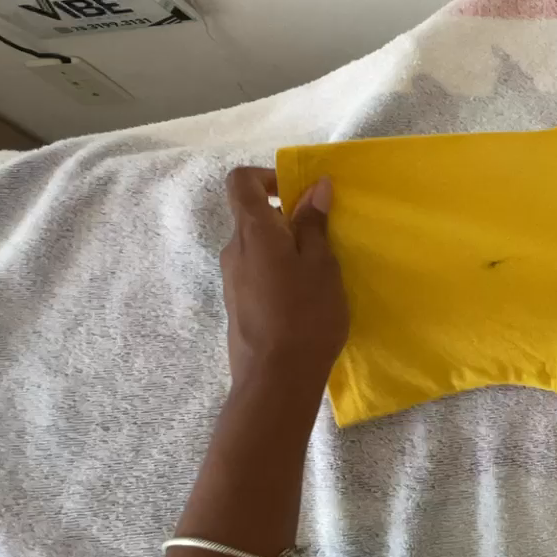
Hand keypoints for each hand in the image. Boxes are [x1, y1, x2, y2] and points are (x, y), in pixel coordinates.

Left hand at [220, 167, 346, 391]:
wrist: (276, 380)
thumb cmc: (306, 314)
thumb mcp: (321, 264)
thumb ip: (314, 224)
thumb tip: (315, 187)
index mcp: (253, 232)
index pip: (241, 182)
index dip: (268, 177)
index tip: (300, 194)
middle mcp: (234, 250)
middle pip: (253, 216)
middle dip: (287, 218)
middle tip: (324, 239)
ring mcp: (232, 279)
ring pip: (258, 247)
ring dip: (286, 248)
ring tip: (319, 273)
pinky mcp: (237, 304)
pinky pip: (257, 272)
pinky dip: (279, 271)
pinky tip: (304, 298)